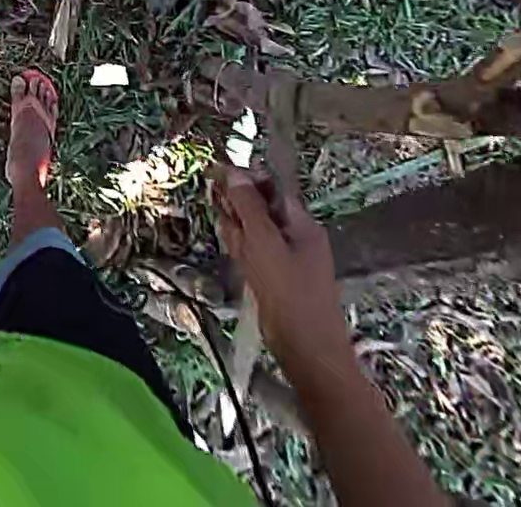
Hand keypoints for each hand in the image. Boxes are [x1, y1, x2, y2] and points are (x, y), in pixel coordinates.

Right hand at [210, 163, 348, 370]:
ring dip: (236, 226)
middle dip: (238, 203)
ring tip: (229, 235)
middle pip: (260, 206)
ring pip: (252, 228)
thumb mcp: (264, 242)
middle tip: (219, 206)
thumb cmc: (287, 291)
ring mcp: (284, 255)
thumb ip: (248, 206)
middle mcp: (294, 234)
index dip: (244, 178)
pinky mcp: (273, 273)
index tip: (215, 175)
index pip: (270, 187)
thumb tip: (233, 171)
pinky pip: (252, 249)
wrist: (306, 350)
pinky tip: (233, 251)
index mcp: (300, 222)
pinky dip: (240, 246)